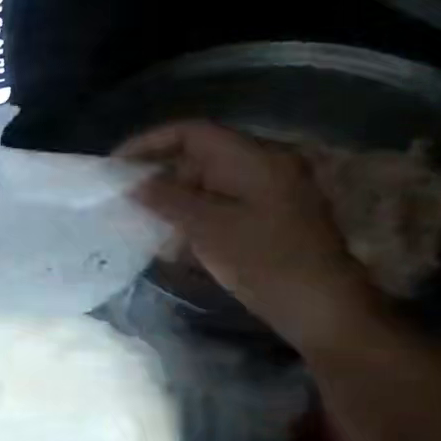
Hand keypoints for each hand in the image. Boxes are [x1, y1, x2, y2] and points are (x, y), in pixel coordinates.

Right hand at [119, 120, 381, 348]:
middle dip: (162, 174)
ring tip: (147, 222)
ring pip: (213, 181)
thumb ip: (168, 200)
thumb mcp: (208, 228)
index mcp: (254, 156)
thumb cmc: (264, 262)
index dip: (149, 142)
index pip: (192, 132)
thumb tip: (136, 185)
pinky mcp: (275, 216)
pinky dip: (199, 214)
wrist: (324, 309)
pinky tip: (178, 241)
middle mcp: (266, 164)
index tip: (117, 163)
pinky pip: (227, 202)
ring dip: (178, 198)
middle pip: (202, 155)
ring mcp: (274, 190)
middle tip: (129, 197)